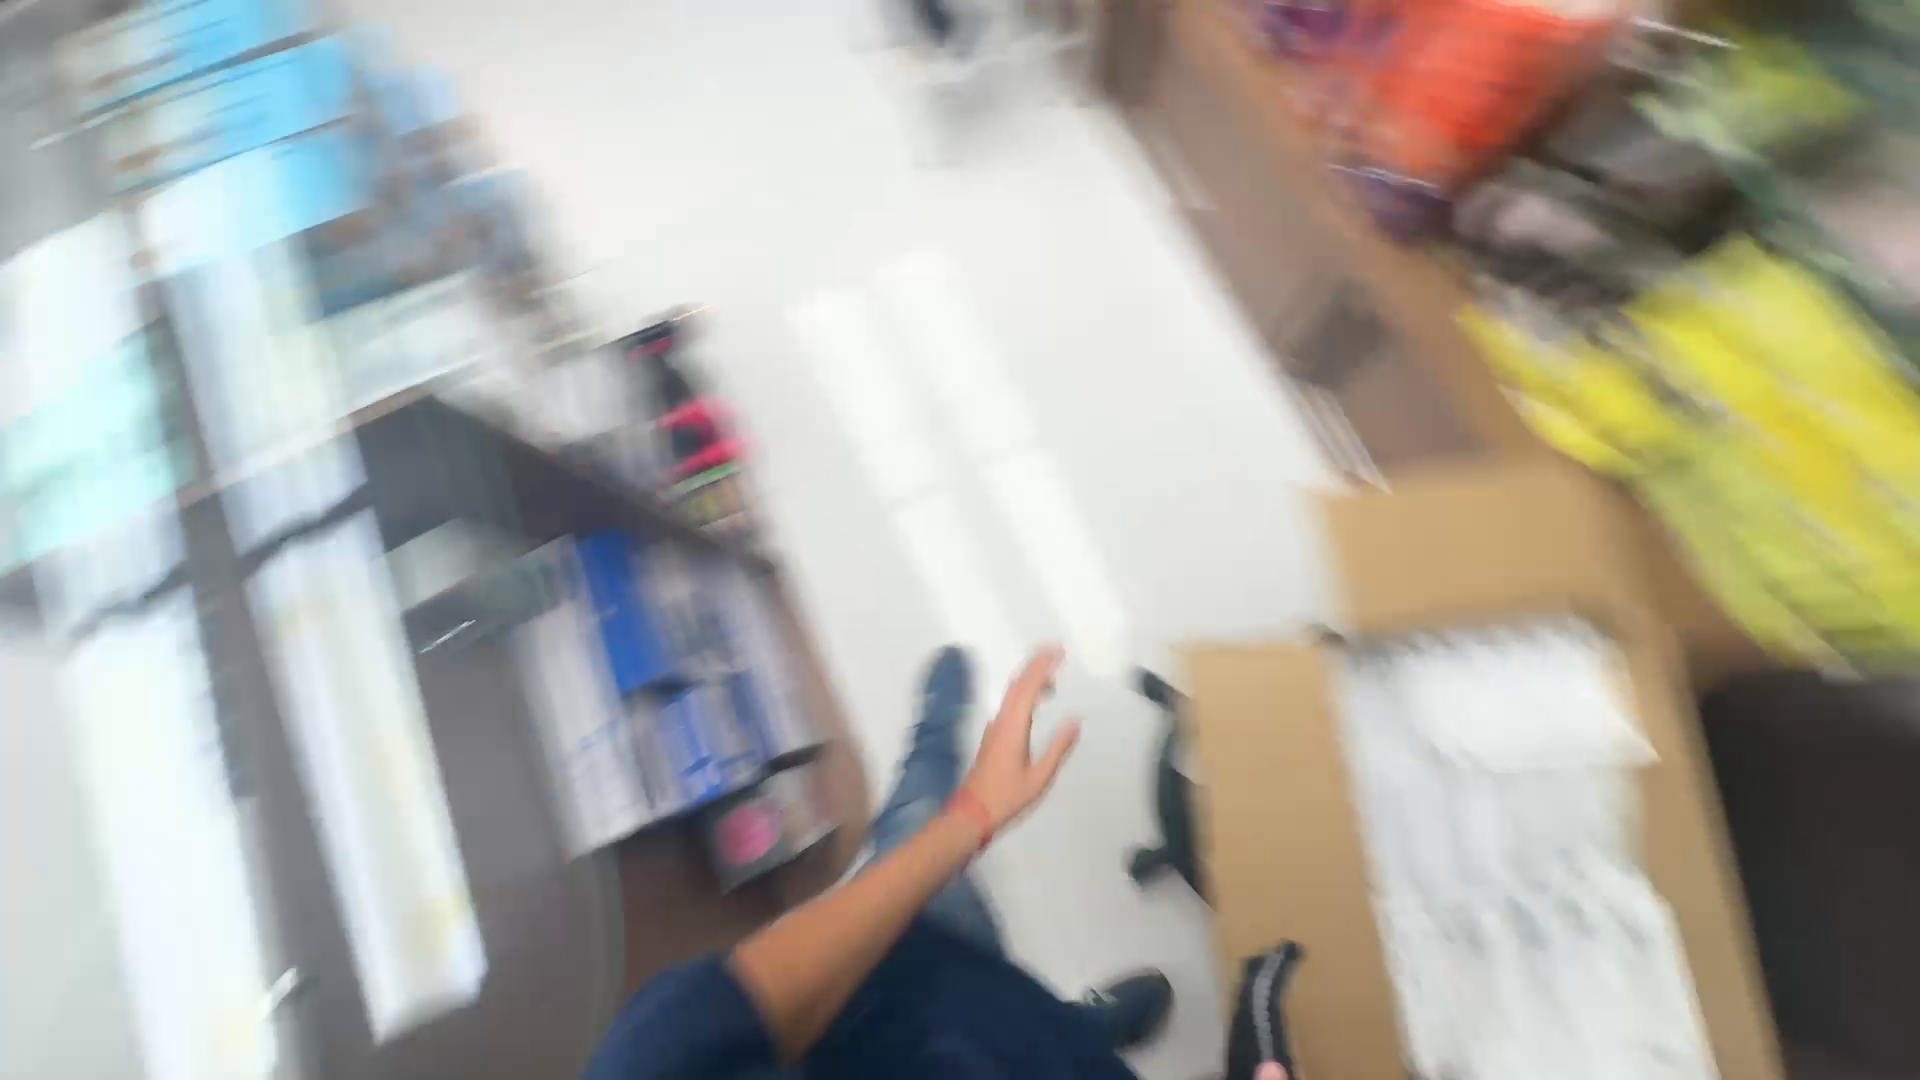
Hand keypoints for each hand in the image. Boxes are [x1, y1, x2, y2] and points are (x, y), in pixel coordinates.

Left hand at [960, 645, 1080, 830]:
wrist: (971, 812)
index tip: (1058, 652)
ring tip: (1053, 676)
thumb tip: (1074, 721)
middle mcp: (1002, 721)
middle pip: (1018, 684)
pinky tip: (1037, 700)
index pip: (1029, 688)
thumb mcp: (1039, 777)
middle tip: (1056, 650)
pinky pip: (1010, 704)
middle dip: (1036, 664)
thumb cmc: (1007, 797)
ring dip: (1031, 679)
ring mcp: (995, 727)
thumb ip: (1057, 748)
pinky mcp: (993, 735)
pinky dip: (1025, 693)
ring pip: (1012, 693)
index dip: (1043, 666)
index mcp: (1013, 727)